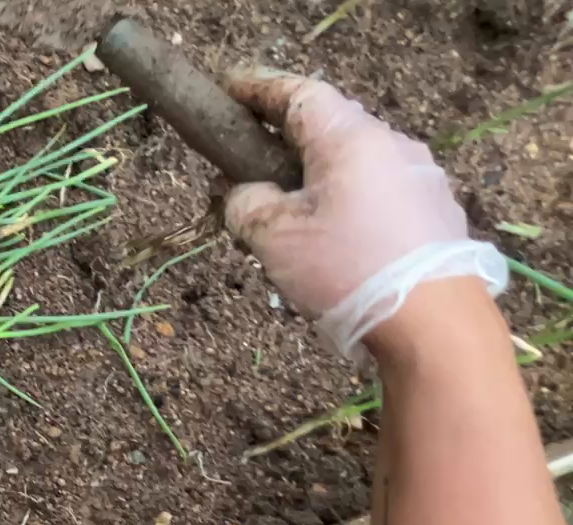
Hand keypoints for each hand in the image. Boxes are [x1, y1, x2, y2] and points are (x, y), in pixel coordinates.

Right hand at [222, 68, 506, 359]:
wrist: (422, 312)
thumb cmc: (342, 265)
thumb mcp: (271, 236)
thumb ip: (246, 204)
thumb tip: (243, 193)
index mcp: (351, 142)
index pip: (302, 97)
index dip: (261, 88)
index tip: (229, 86)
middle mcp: (389, 147)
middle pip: (321, 134)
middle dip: (275, 147)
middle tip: (235, 172)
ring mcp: (412, 177)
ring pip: (339, 168)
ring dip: (299, 185)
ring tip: (268, 228)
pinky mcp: (420, 209)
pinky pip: (360, 194)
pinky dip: (325, 205)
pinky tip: (309, 244)